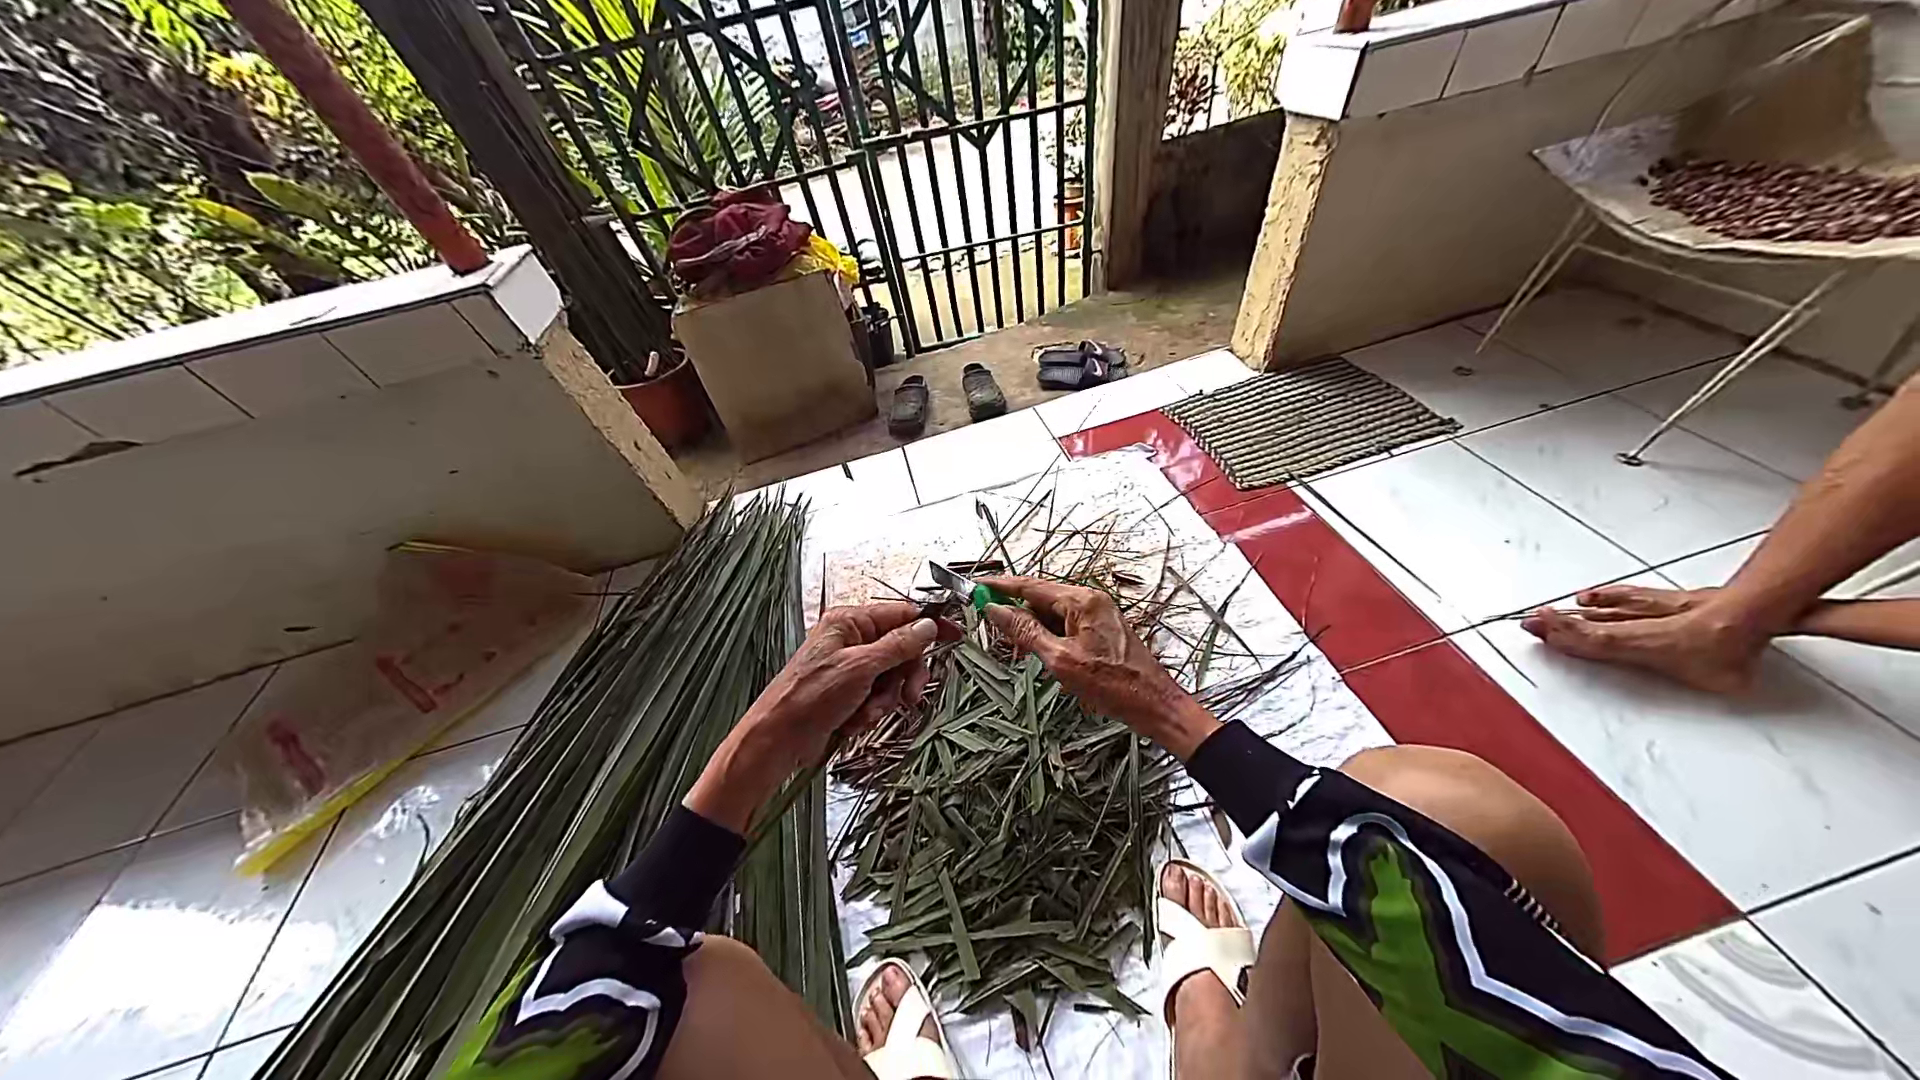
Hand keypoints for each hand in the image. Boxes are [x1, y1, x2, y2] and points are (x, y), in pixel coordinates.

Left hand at [686, 602, 937, 831]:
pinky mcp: (849, 693)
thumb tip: (927, 626)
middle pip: (901, 649)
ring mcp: (850, 667)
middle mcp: (851, 640)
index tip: (955, 634)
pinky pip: (878, 696)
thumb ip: (898, 645)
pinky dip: (873, 710)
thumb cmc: (808, 698)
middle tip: (909, 694)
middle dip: (904, 675)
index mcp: (849, 621)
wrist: (777, 741)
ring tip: (867, 712)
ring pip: (893, 677)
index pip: (901, 614)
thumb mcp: (860, 667)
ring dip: (886, 698)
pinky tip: (855, 720)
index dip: (928, 625)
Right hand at [978, 576, 1219, 759]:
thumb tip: (996, 611)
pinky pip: (1066, 623)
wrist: (1155, 705)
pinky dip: (1048, 634)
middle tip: (992, 624)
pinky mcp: (1100, 628)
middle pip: (1041, 597)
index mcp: (1083, 600)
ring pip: (1052, 612)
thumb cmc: (1114, 685)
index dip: (1002, 587)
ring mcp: (1098, 613)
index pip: (1032, 585)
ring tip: (1018, 647)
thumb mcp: (1060, 660)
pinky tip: (1040, 651)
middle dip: (1017, 611)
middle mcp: (1091, 599)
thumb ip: (1025, 632)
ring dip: (1033, 626)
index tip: (978, 587)